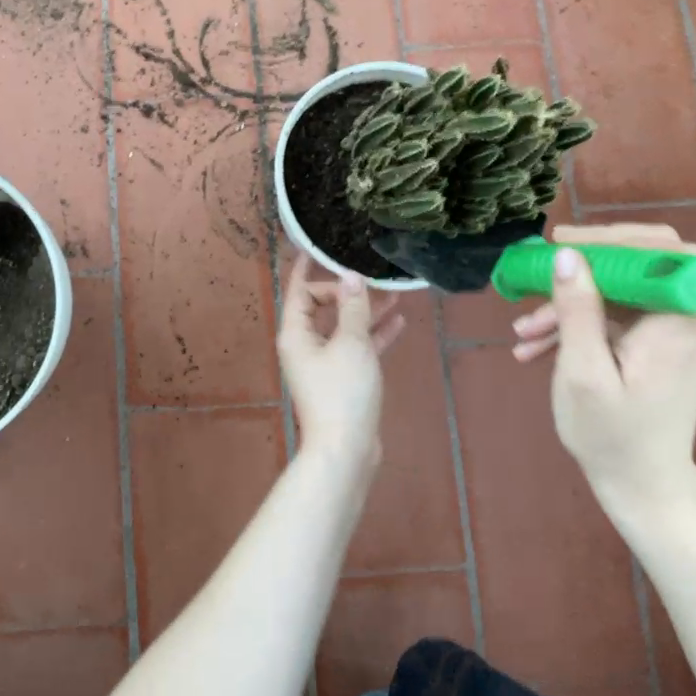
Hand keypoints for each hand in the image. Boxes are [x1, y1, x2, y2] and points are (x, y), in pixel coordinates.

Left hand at [278, 253, 406, 468]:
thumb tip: (350, 276)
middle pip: (322, 306)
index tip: (317, 247)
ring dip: (366, 311)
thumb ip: (352, 308)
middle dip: (347, 291)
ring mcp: (324, 362)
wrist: (346, 448)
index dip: (308, 268)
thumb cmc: (343, 391)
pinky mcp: (342, 378)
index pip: (299, 291)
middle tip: (372, 277)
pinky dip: (373, 334)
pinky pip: (356, 347)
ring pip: (343, 327)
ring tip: (395, 294)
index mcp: (296, 333)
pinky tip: (399, 321)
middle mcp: (305, 344)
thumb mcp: (351, 344)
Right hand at [508, 225, 695, 510]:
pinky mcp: (656, 341)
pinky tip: (535, 342)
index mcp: (684, 327)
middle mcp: (689, 321)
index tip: (587, 246)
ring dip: (575, 296)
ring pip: (629, 285)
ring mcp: (674, 330)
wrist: (639, 485)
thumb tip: (568, 255)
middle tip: (550, 255)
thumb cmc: (613, 436)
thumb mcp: (583, 373)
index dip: (646, 241)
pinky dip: (579, 318)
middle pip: (656, 259)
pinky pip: (620, 311)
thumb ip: (578, 311)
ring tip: (524, 325)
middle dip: (598, 254)